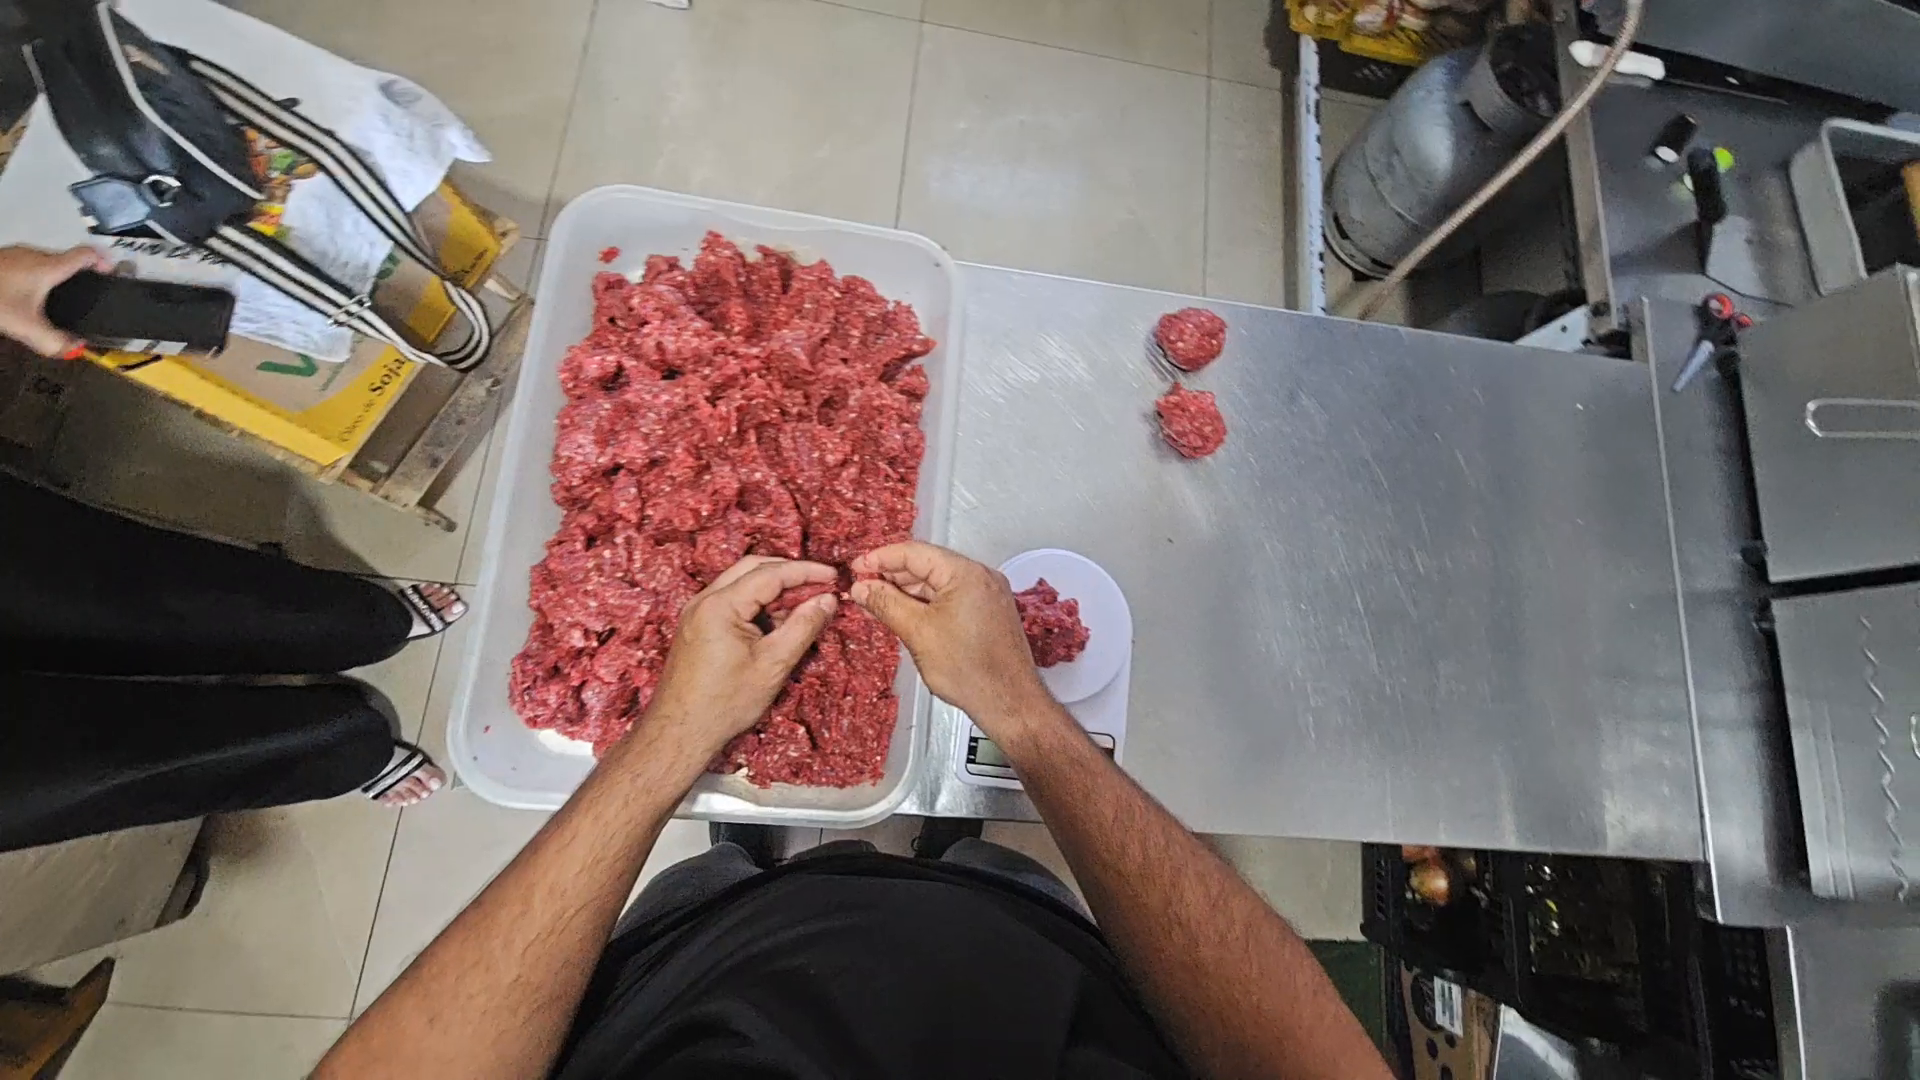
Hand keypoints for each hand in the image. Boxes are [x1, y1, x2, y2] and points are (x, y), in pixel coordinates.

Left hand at [0, 245, 111, 357]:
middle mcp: (32, 255)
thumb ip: (56, 342)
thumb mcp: (25, 327)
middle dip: (78, 276)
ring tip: (50, 296)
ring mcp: (12, 253)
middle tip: (82, 294)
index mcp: (48, 267)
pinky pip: (24, 263)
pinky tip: (21, 292)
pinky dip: (31, 276)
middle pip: (68, 259)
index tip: (111, 273)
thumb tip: (75, 347)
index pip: (88, 255)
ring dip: (52, 276)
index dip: (105, 262)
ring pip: (44, 261)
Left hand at [638, 556, 838, 760]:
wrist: (679, 733)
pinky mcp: (697, 625)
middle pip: (753, 568)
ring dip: (774, 588)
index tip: (833, 576)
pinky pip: (732, 600)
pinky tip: (779, 620)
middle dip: (790, 572)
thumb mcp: (773, 664)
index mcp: (719, 606)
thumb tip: (827, 600)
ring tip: (805, 604)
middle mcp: (703, 600)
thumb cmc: (724, 704)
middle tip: (821, 583)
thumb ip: (803, 626)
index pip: (770, 574)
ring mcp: (697, 612)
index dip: (806, 572)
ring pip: (742, 582)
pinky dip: (758, 603)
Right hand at [851, 542, 1053, 738]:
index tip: (855, 568)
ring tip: (876, 603)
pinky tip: (904, 613)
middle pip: (928, 565)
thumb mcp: (918, 633)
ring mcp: (987, 593)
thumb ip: (886, 604)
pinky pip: (950, 597)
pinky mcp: (988, 611)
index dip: (881, 558)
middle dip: (892, 576)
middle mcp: (980, 576)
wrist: (1010, 702)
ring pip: (938, 583)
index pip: (915, 552)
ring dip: (907, 591)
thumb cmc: (966, 669)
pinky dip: (926, 603)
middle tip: (861, 587)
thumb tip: (860, 587)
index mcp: (966, 573)